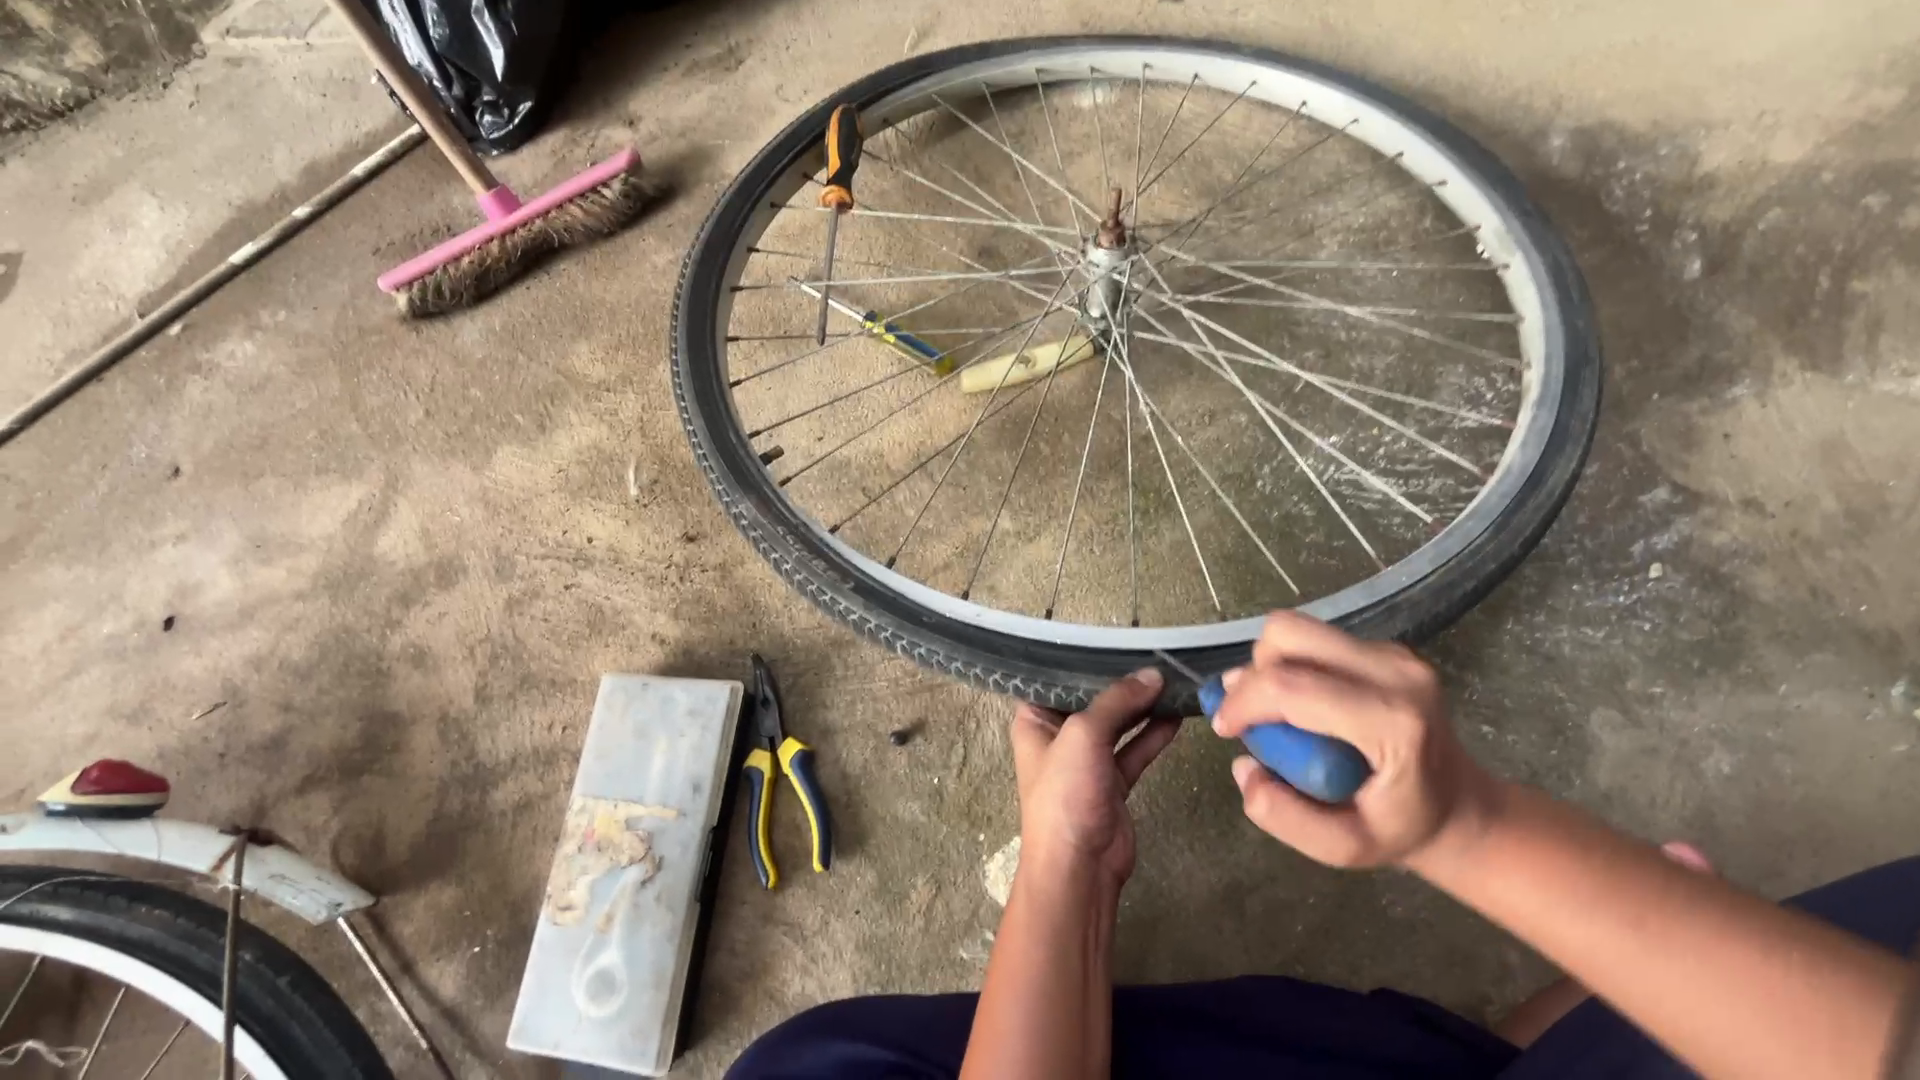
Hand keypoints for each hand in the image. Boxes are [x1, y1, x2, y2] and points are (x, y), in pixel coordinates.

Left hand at [1010, 669, 1181, 886]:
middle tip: (1155, 656)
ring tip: (1173, 681)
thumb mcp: (1085, 734)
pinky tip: (1176, 716)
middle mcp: (1057, 736)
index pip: (1056, 679)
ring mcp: (1085, 761)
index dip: (1084, 660)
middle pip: (1091, 699)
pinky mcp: (1112, 782)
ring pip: (1117, 724)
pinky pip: (1134, 750)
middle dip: (1121, 682)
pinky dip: (1153, 735)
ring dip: (1142, 707)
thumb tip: (1152, 675)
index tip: (1118, 638)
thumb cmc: (1066, 792)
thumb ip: (1118, 701)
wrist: (1078, 865)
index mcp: (1033, 720)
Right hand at [1211, 612, 1497, 868]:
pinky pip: (1313, 639)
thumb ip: (1285, 817)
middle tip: (1252, 718)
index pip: (1291, 686)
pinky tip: (1304, 706)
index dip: (1243, 702)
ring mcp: (1393, 654)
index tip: (1225, 730)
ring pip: (1296, 630)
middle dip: (1253, 674)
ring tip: (1278, 714)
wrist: (1461, 808)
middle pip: (1288, 635)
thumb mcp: (1342, 848)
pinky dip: (1291, 666)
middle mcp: (1395, 673)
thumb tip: (1244, 767)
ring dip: (1269, 668)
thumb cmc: (1402, 829)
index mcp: (1392, 722)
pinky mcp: (1385, 648)